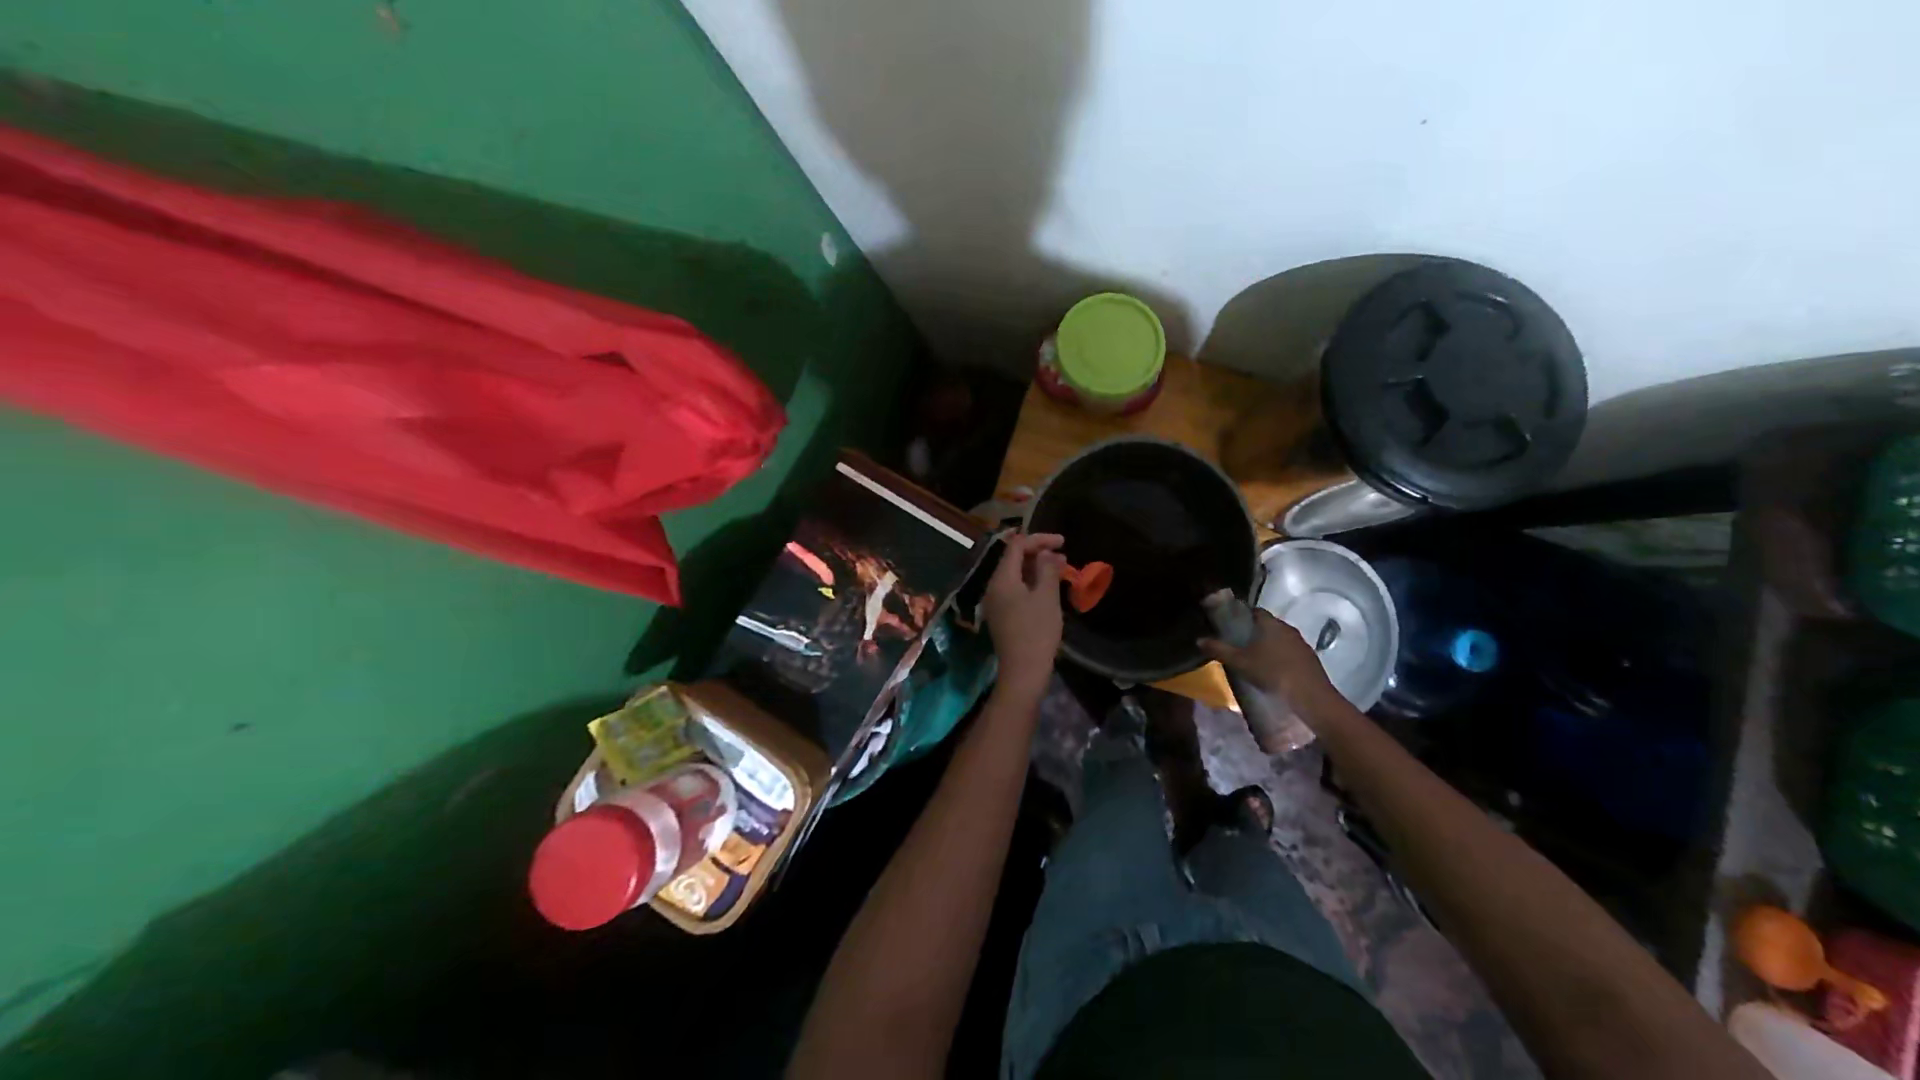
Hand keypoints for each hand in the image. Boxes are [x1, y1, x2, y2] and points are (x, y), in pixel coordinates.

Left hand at [983, 531, 1065, 695]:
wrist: (1024, 671)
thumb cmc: (1037, 631)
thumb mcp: (1046, 597)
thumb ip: (1046, 569)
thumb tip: (1046, 553)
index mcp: (1001, 579)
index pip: (1016, 546)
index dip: (1039, 539)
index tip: (1062, 542)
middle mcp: (993, 587)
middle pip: (1012, 559)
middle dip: (1037, 552)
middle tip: (1063, 555)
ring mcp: (996, 602)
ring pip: (1015, 575)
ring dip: (1036, 568)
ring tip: (1060, 568)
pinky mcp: (1002, 615)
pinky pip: (1015, 589)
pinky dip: (1031, 582)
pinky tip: (1048, 587)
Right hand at [1200, 608, 1339, 711]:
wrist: (1310, 696)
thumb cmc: (1272, 672)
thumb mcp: (1239, 662)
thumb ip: (1219, 649)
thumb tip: (1199, 640)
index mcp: (1270, 624)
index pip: (1255, 611)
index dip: (1242, 615)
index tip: (1231, 626)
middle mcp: (1287, 628)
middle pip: (1268, 625)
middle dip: (1254, 632)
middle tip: (1239, 644)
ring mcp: (1301, 643)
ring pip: (1280, 638)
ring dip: (1269, 645)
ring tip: (1255, 659)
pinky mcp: (1310, 658)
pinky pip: (1290, 651)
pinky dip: (1281, 656)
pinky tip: (1274, 670)